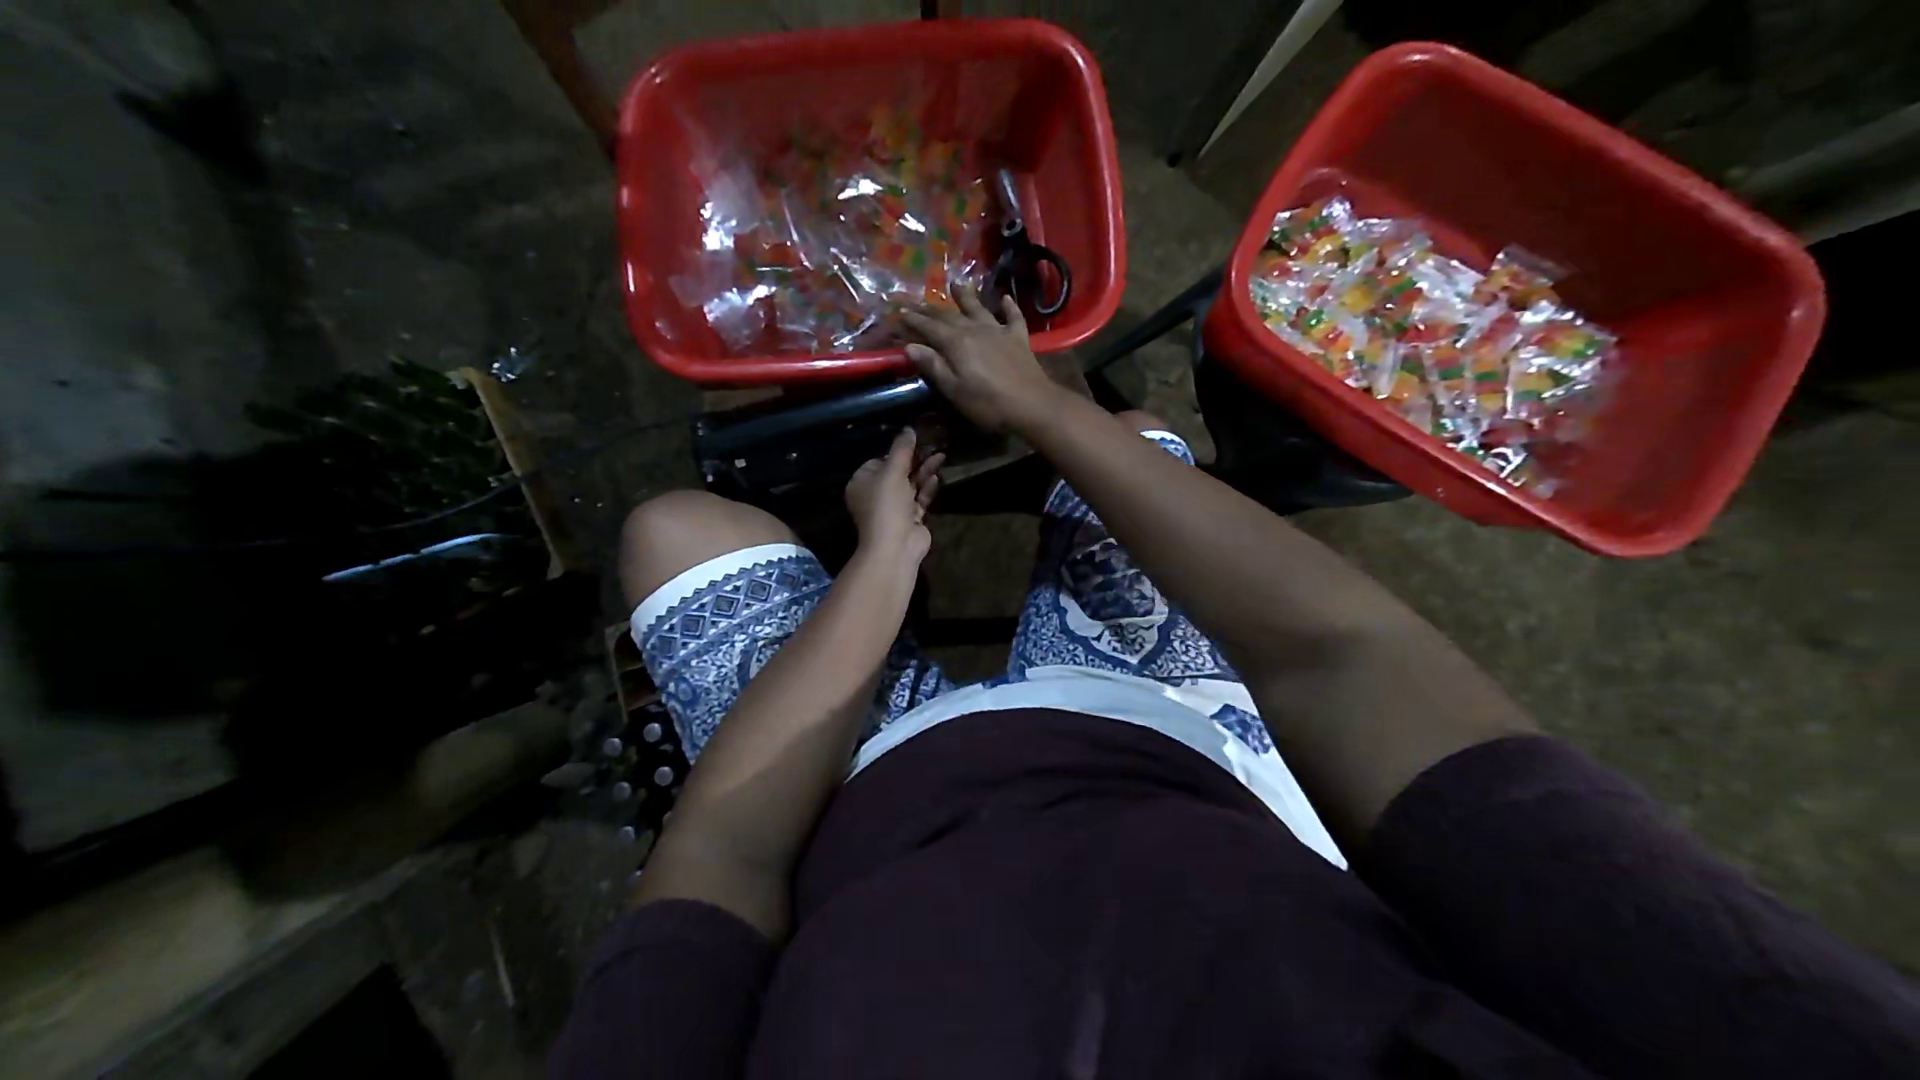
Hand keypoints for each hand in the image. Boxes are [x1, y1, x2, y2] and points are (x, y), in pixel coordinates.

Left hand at [844, 427, 942, 563]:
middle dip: (915, 460)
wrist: (896, 545)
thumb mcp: (892, 471)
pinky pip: (919, 499)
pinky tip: (937, 476)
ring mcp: (893, 509)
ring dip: (924, 471)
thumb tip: (908, 429)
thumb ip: (901, 449)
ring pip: (910, 485)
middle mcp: (875, 495)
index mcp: (862, 483)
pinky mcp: (910, 519)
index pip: (878, 461)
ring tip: (941, 455)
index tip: (912, 442)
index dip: (895, 452)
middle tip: (932, 445)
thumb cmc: (886, 504)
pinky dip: (927, 488)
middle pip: (896, 472)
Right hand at [901, 283, 1063, 434]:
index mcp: (956, 343)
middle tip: (918, 303)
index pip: (929, 327)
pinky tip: (1005, 298)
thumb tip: (911, 346)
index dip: (913, 321)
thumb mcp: (954, 390)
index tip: (899, 314)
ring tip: (957, 283)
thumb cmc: (987, 403)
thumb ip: (934, 366)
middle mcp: (975, 329)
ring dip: (967, 296)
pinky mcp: (1019, 339)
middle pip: (949, 316)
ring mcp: (999, 331)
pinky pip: (1013, 317)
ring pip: (979, 308)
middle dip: (931, 309)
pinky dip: (1008, 306)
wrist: (1031, 404)